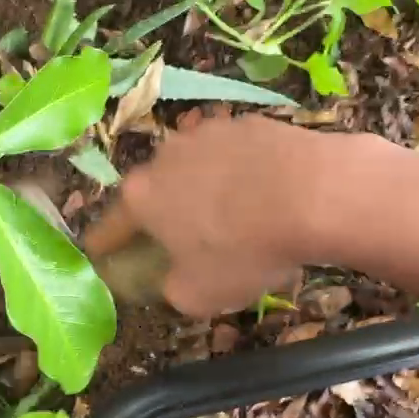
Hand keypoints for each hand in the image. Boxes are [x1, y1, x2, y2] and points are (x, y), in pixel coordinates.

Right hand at [84, 116, 350, 315]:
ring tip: (234, 217)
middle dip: (163, 216)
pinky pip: (235, 157)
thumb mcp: (199, 295)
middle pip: (154, 191)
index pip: (109, 227)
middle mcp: (165, 156)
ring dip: (204, 191)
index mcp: (142, 197)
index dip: (107, 246)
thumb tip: (172, 279)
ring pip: (195, 169)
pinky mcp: (247, 122)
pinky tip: (266, 195)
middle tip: (185, 242)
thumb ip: (171, 289)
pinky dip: (242, 174)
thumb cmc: (244, 251)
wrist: (314, 194)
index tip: (104, 256)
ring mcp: (208, 133)